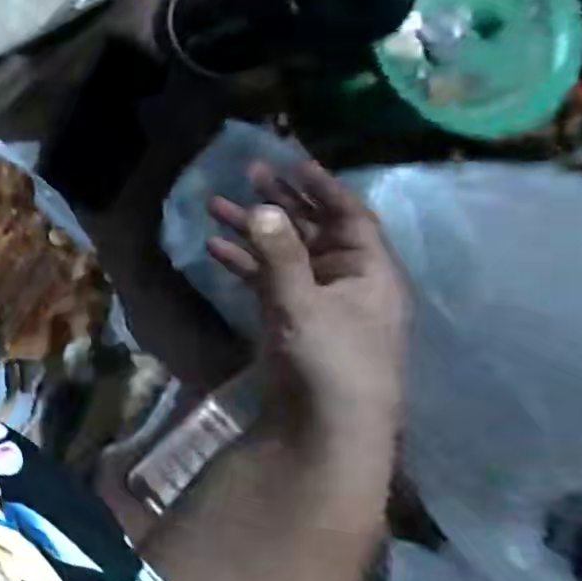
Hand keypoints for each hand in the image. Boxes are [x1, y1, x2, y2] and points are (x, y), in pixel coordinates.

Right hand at [206, 160, 409, 439]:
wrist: (326, 420)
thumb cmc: (331, 358)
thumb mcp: (303, 303)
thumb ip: (280, 256)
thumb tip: (264, 208)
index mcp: (368, 272)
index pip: (349, 216)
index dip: (322, 186)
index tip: (292, 160)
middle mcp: (345, 278)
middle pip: (313, 228)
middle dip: (282, 200)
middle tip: (248, 172)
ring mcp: (316, 297)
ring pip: (282, 251)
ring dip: (251, 228)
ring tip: (214, 204)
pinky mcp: (289, 315)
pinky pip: (264, 277)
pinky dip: (241, 261)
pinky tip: (213, 248)